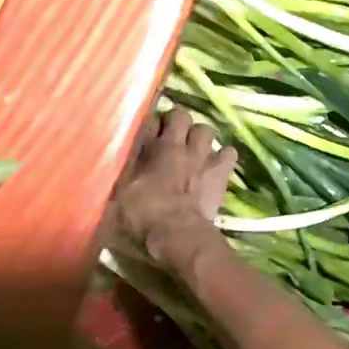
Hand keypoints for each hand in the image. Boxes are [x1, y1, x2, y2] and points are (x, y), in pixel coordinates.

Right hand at [113, 109, 236, 262]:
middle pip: (180, 115)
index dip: (149, 127)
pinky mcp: (221, 171)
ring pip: (206, 129)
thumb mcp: (121, 193)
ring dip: (201, 137)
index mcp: (151, 147)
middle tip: (172, 141)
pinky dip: (223, 156)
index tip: (146, 139)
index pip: (149, 120)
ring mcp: (203, 155)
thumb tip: (120, 165)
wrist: (178, 233)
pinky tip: (215, 166)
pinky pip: (229, 152)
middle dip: (177, 123)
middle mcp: (177, 144)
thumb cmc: (144, 215)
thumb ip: (122, 172)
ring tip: (196, 151)